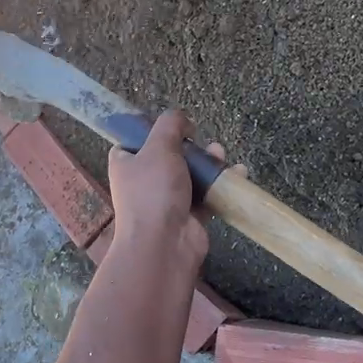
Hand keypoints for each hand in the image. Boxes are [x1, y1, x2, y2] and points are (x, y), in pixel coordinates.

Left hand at [106, 110, 223, 267]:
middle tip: (201, 142)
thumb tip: (182, 119)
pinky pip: (206, 195)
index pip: (134, 141)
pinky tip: (237, 173)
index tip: (172, 127)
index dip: (152, 131)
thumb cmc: (154, 191)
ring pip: (190, 174)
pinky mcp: (189, 215)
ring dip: (207, 163)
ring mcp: (166, 200)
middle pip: (168, 156)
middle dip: (189, 147)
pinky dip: (220, 184)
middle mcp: (143, 182)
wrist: (164, 243)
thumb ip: (170, 125)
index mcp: (126, 163)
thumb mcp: (159, 146)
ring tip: (220, 155)